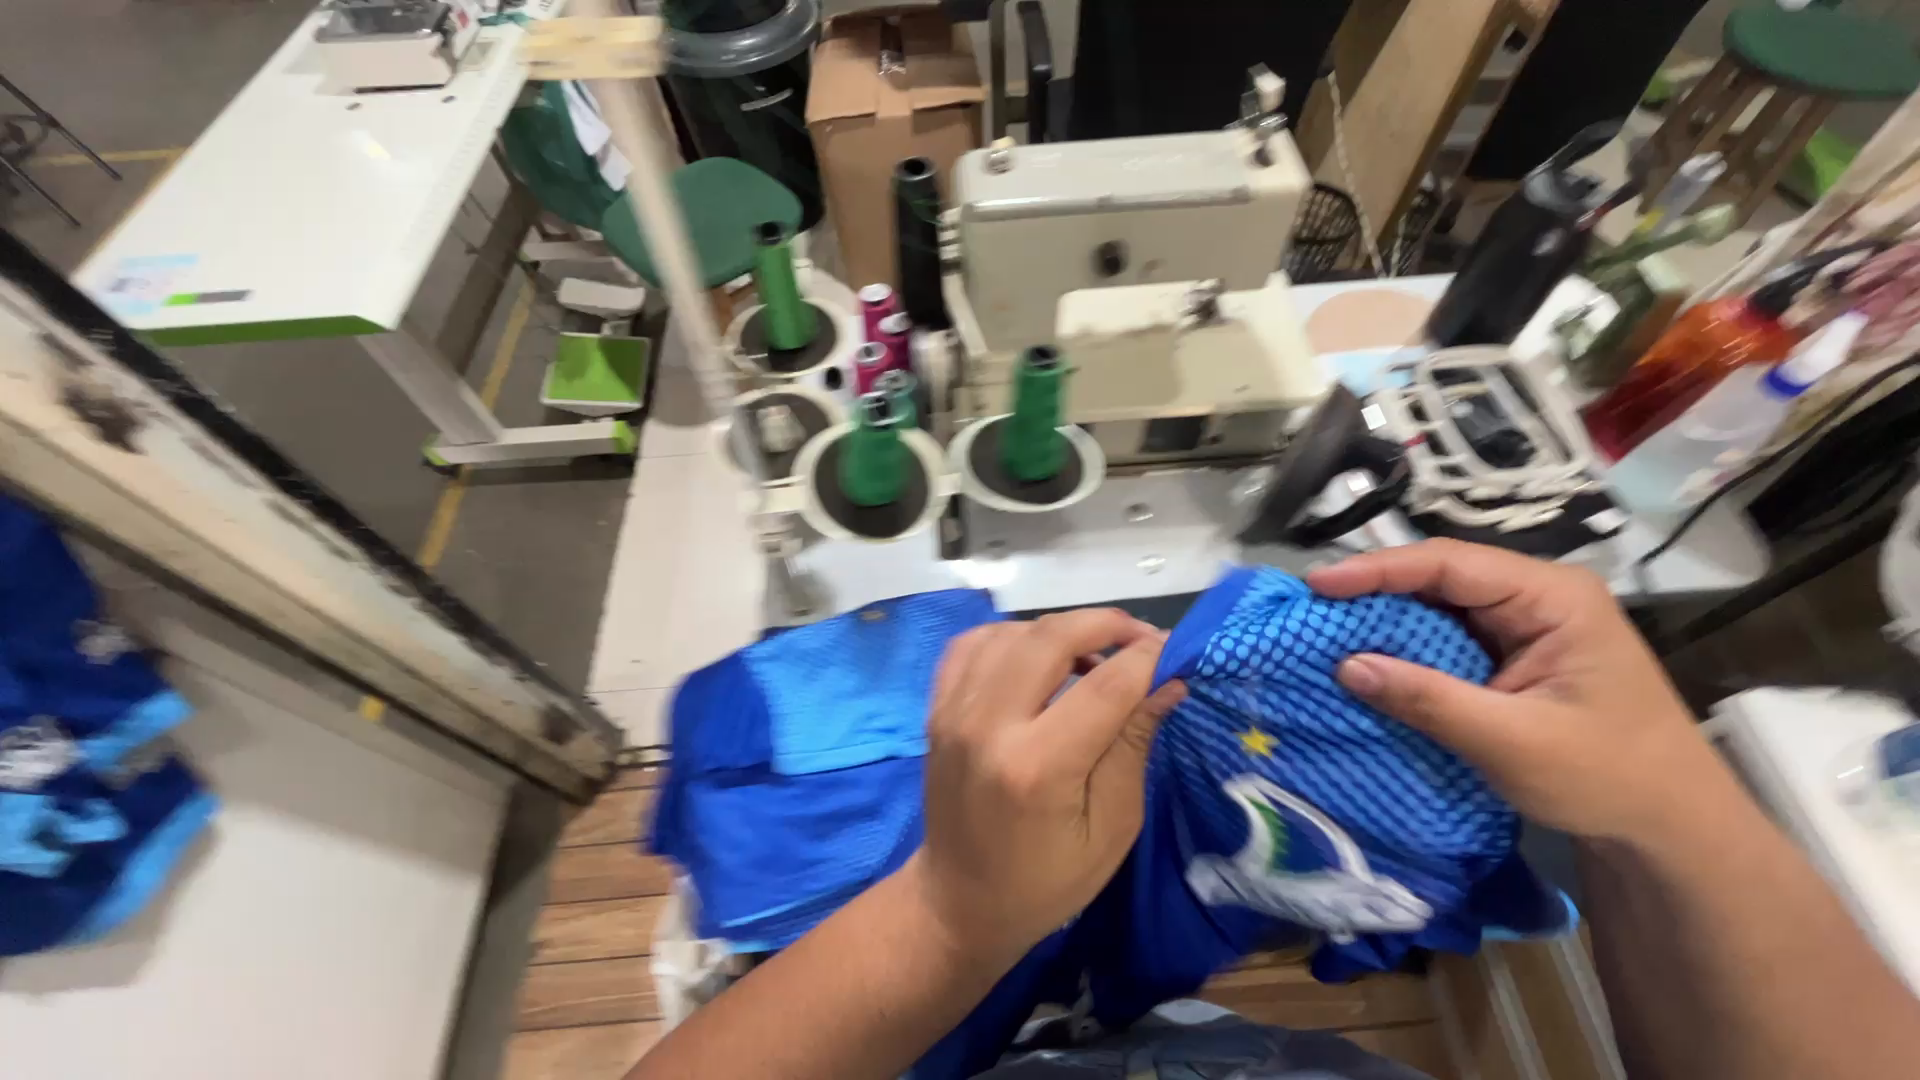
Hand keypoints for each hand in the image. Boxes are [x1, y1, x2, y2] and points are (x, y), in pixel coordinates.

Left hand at [905, 610, 1186, 963]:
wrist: (959, 900)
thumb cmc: (1047, 880)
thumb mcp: (1111, 826)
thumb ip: (1133, 744)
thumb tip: (1168, 679)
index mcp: (1037, 767)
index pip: (1106, 685)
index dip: (1149, 657)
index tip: (1177, 650)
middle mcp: (988, 725)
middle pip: (1052, 637)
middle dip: (1107, 623)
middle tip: (1142, 638)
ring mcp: (953, 712)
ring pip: (1012, 632)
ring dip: (1060, 630)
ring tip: (1093, 656)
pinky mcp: (936, 708)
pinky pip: (973, 643)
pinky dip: (1012, 637)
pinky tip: (1037, 658)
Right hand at [1308, 539, 1733, 842]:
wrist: (1670, 830)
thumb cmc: (1608, 778)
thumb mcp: (1512, 742)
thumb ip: (1427, 699)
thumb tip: (1343, 665)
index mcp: (1553, 598)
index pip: (1449, 564)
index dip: (1377, 569)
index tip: (1317, 584)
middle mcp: (1536, 597)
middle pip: (1438, 576)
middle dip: (1373, 589)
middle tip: (1311, 607)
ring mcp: (1523, 625)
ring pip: (1435, 604)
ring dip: (1382, 617)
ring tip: (1325, 627)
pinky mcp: (1509, 653)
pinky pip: (1442, 635)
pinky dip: (1401, 645)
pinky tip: (1365, 654)